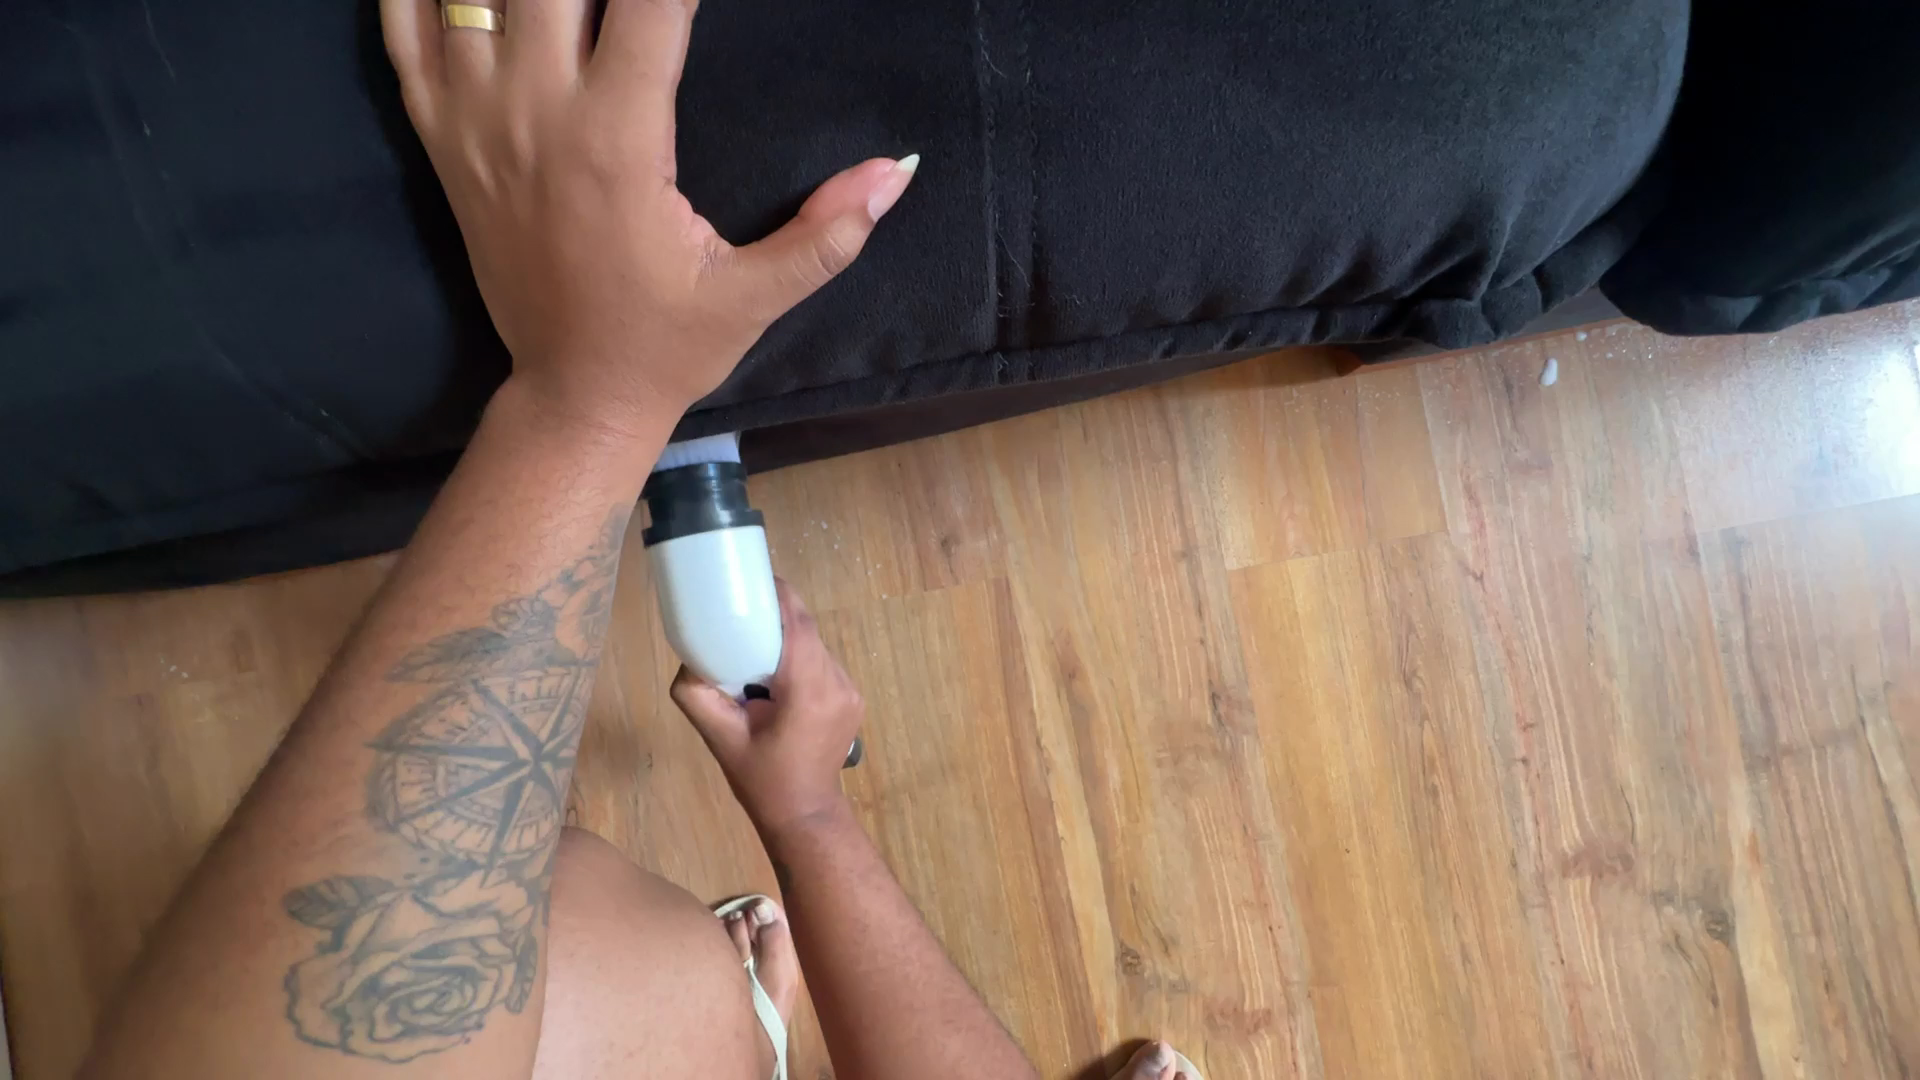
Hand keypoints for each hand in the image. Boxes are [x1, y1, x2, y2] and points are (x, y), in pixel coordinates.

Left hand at [380, 0, 918, 430]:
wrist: (576, 395)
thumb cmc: (668, 347)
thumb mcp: (755, 298)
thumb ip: (826, 232)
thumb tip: (899, 170)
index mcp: (618, 144)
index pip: (651, 1)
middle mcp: (535, 112)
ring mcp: (475, 120)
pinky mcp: (441, 141)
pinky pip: (403, 23)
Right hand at [672, 581, 864, 836]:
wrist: (805, 812)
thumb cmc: (761, 778)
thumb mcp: (720, 738)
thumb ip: (697, 696)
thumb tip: (688, 659)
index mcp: (808, 690)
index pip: (799, 625)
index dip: (781, 596)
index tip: (759, 580)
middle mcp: (837, 683)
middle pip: (809, 632)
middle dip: (780, 615)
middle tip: (748, 609)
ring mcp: (851, 691)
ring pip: (818, 647)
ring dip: (792, 640)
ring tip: (759, 645)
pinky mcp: (854, 698)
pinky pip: (826, 664)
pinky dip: (803, 660)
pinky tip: (781, 674)